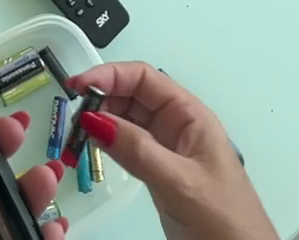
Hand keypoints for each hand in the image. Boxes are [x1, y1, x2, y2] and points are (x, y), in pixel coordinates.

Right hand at [67, 62, 276, 239]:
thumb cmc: (225, 223)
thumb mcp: (180, 183)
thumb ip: (137, 150)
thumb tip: (93, 118)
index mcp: (190, 115)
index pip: (144, 78)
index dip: (110, 75)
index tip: (78, 86)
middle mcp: (177, 124)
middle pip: (132, 94)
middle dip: (101, 98)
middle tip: (73, 115)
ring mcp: (168, 148)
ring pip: (126, 118)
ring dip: (100, 120)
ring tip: (77, 132)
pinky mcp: (159, 170)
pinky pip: (127, 144)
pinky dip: (107, 142)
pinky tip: (92, 146)